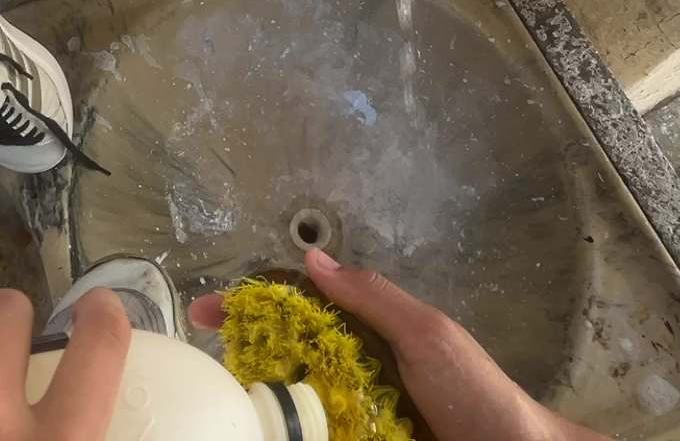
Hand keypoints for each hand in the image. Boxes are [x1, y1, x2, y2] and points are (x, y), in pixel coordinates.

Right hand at [189, 249, 610, 440]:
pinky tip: (258, 425)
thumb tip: (312, 257)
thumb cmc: (475, 393)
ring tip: (220, 403)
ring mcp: (353, 412)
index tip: (206, 311)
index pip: (295, 305)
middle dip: (240, 351)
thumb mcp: (427, 334)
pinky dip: (286, 424)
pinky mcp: (353, 435)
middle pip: (284, 351)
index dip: (250, 302)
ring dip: (257, 393)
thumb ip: (373, 296)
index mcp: (362, 329)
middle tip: (204, 370)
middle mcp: (351, 366)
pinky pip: (313, 429)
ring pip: (294, 397)